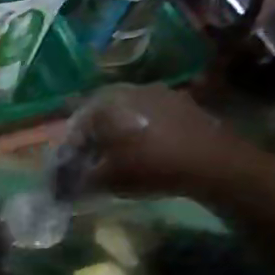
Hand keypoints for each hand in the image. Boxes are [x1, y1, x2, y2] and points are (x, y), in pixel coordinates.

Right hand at [59, 86, 272, 200]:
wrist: (211, 161)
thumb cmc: (149, 166)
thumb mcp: (107, 180)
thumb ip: (80, 180)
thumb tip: (63, 185)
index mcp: (103, 103)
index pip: (74, 127)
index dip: (70, 152)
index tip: (70, 171)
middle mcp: (127, 89)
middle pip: (99, 116)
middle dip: (93, 139)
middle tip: (93, 162)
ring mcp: (157, 91)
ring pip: (125, 113)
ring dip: (118, 133)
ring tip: (120, 158)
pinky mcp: (181, 100)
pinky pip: (149, 115)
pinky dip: (141, 131)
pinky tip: (146, 150)